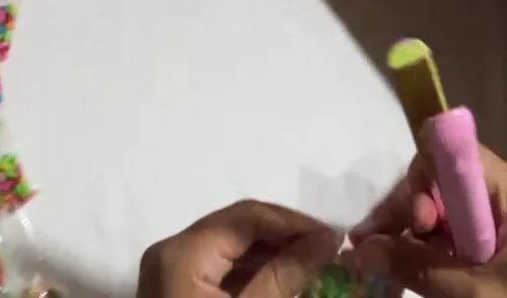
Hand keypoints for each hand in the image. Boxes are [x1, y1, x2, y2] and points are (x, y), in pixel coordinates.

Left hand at [139, 200, 343, 297]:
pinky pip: (220, 272)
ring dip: (272, 255)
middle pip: (238, 230)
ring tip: (314, 265)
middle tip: (328, 250)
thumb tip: (325, 239)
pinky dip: (253, 275)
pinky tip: (284, 283)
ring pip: (231, 250)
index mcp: (182, 251)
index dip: (293, 222)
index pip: (246, 216)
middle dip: (285, 238)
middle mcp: (171, 252)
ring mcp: (171, 274)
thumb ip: (286, 275)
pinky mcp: (177, 294)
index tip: (335, 236)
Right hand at [349, 146, 506, 297]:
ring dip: (417, 237)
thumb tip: (360, 248)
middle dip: (410, 213)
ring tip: (389, 267)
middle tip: (379, 251)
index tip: (410, 223)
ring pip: (447, 214)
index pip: (452, 154)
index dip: (422, 180)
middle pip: (444, 183)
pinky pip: (461, 238)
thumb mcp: (475, 295)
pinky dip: (435, 254)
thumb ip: (418, 267)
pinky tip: (415, 274)